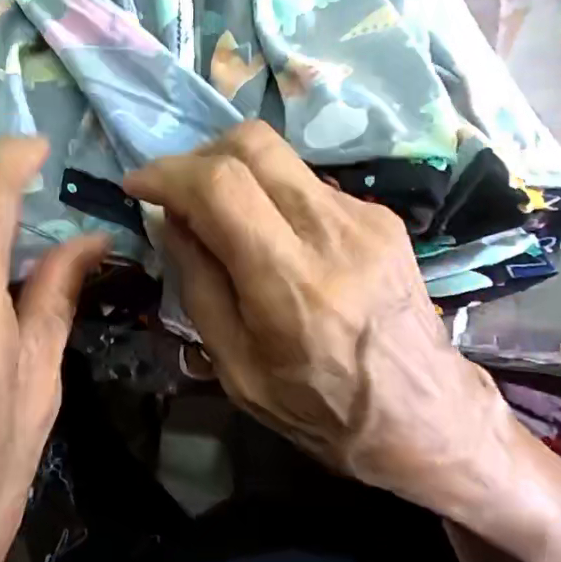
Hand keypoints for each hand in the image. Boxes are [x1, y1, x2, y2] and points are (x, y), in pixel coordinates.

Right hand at [124, 121, 522, 518]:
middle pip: (252, 144)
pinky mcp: (380, 215)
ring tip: (217, 216)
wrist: (424, 417)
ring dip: (232, 172)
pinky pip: (305, 181)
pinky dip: (269, 193)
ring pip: (279, 156)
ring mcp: (363, 218)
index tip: (136, 187)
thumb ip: (198, 285)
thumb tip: (170, 220)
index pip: (218, 187)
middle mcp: (331, 233)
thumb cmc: (318, 408)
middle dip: (197, 157)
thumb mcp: (235, 367)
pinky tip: (268, 235)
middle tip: (176, 193)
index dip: (166, 174)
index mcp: (289, 284)